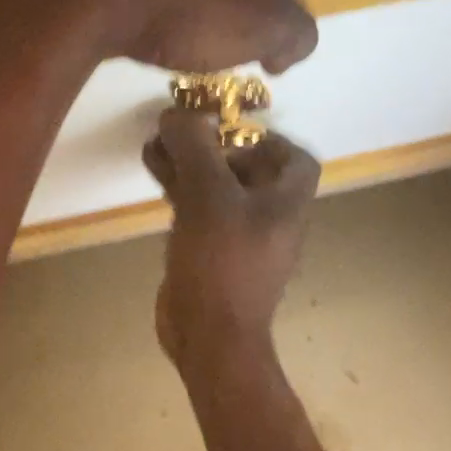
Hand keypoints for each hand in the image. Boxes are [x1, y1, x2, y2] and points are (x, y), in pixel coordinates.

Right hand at [144, 109, 320, 366]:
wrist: (209, 335)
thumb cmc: (221, 263)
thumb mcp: (208, 196)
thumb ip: (194, 148)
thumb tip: (177, 115)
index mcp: (287, 204)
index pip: (298, 159)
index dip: (269, 137)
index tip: (231, 126)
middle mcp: (270, 219)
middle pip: (249, 169)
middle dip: (214, 145)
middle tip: (181, 128)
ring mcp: (239, 239)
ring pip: (217, 188)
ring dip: (190, 164)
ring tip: (156, 142)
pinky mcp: (211, 255)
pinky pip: (198, 212)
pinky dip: (179, 189)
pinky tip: (152, 170)